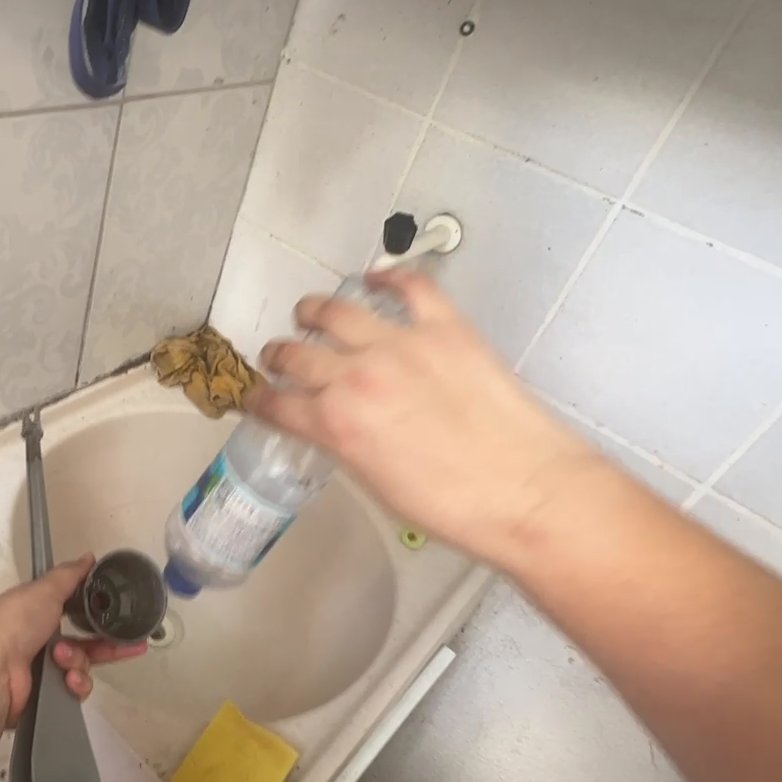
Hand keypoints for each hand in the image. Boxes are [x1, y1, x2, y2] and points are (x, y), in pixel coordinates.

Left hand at [0, 554, 149, 726]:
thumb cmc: (17, 622)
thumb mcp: (44, 590)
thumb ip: (69, 575)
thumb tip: (89, 557)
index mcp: (39, 612)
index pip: (76, 610)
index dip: (98, 611)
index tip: (119, 611)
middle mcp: (43, 640)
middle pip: (87, 641)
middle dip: (108, 643)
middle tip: (133, 643)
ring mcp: (46, 670)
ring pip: (84, 665)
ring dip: (81, 661)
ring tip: (64, 660)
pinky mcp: (48, 696)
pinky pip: (76, 688)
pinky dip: (76, 683)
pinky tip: (68, 680)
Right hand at [250, 269, 612, 571]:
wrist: (526, 492)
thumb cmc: (455, 506)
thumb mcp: (377, 485)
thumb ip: (346, 445)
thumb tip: (340, 429)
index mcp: (335, 424)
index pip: (277, 403)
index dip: (259, 399)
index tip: (256, 396)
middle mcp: (356, 378)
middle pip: (296, 355)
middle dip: (278, 356)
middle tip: (277, 356)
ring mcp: (399, 346)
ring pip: (336, 312)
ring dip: (312, 312)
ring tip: (307, 313)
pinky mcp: (444, 328)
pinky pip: (410, 288)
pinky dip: (389, 276)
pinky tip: (376, 276)